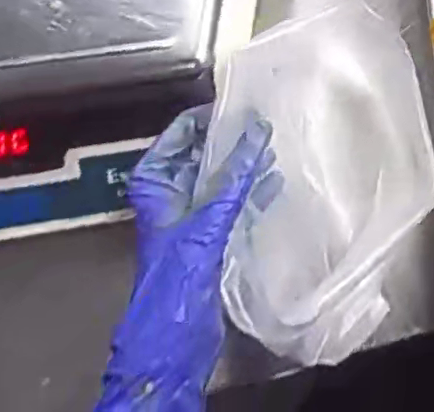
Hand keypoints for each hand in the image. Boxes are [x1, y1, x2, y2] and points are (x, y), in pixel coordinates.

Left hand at [98, 108, 273, 411]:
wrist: (175, 332)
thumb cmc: (179, 269)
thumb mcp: (210, 215)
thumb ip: (237, 171)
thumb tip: (261, 126)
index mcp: (154, 178)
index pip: (183, 128)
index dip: (213, 113)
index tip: (247, 101)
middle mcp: (171, 186)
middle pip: (206, 146)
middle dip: (236, 135)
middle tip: (269, 118)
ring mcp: (192, 206)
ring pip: (223, 169)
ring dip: (249, 158)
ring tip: (278, 144)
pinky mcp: (211, 225)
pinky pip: (235, 192)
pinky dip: (254, 182)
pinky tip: (277, 176)